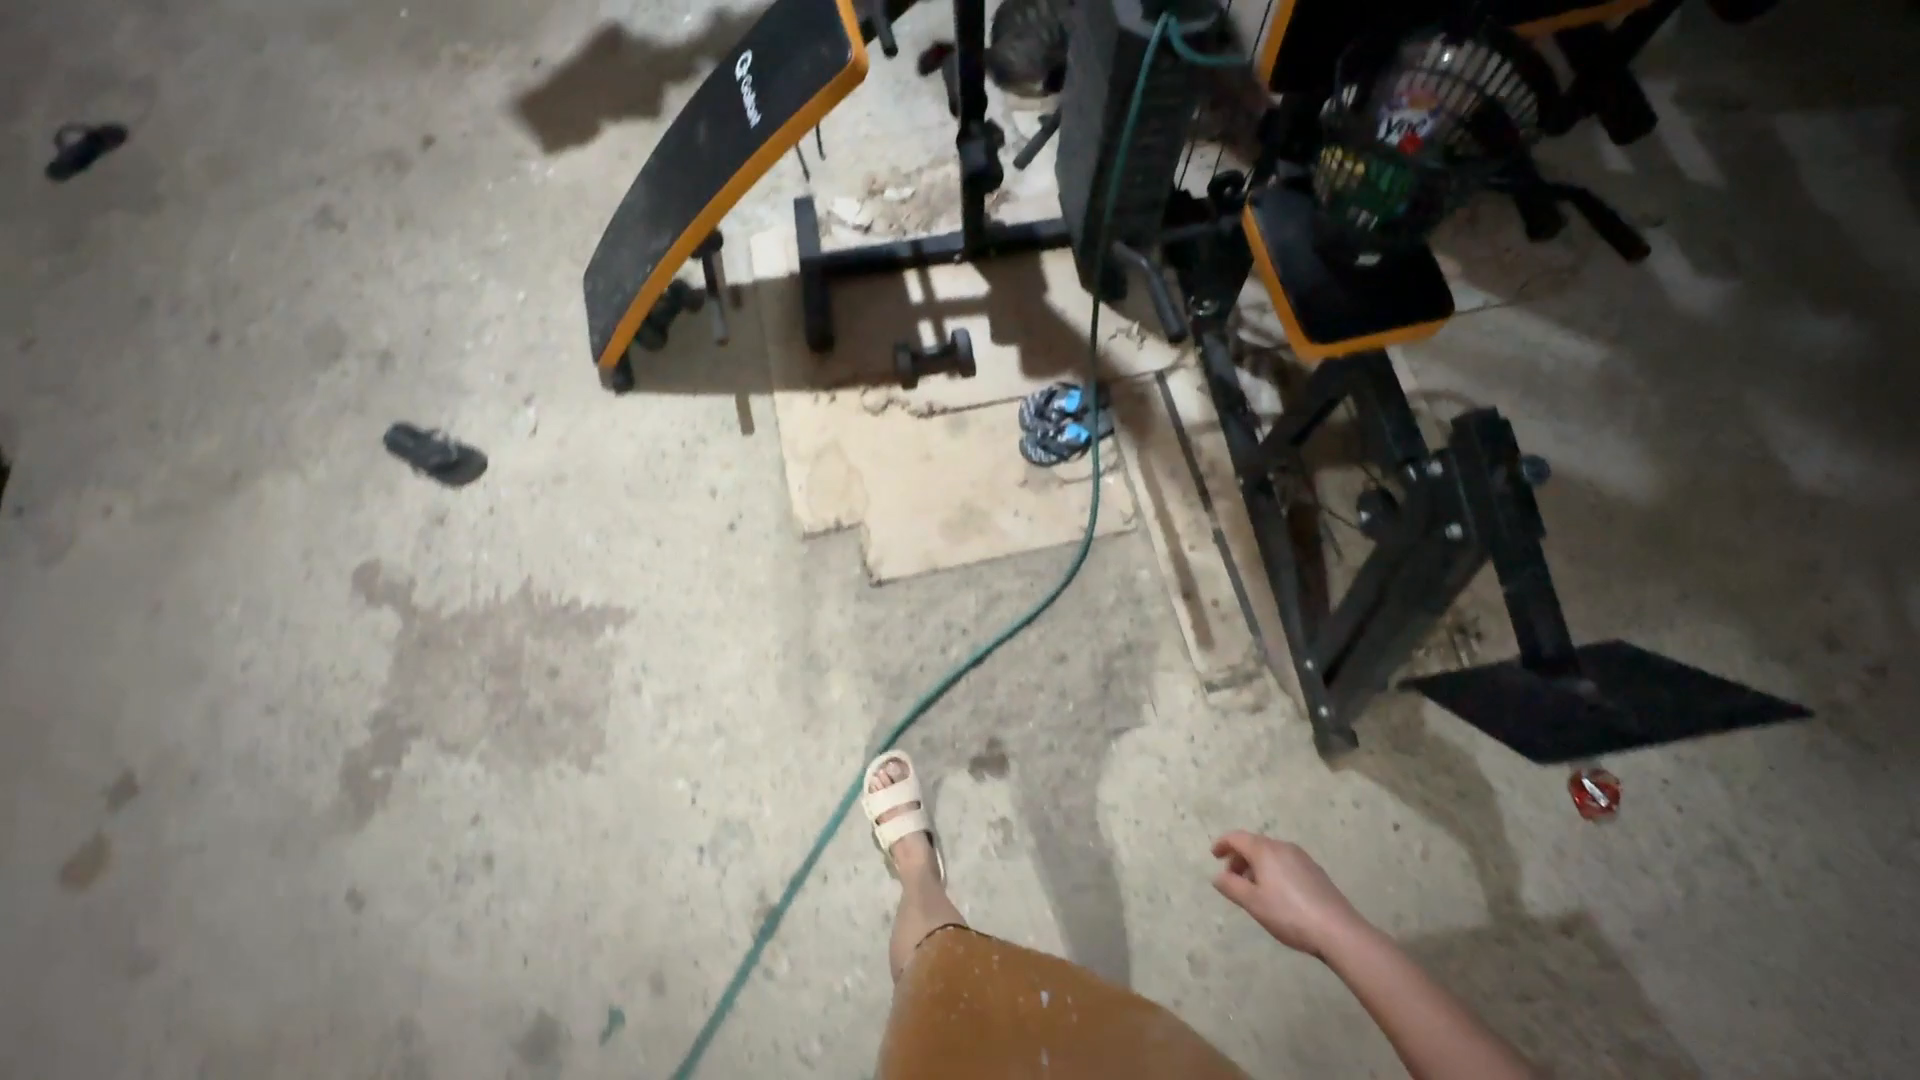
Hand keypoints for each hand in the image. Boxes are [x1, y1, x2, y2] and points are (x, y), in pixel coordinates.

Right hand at [1211, 831, 1363, 956]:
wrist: (1338, 930)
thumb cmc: (1289, 914)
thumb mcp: (1253, 903)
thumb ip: (1231, 886)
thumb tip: (1217, 876)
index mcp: (1265, 850)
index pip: (1237, 837)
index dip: (1222, 844)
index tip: (1214, 855)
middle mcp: (1283, 847)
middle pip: (1254, 844)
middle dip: (1239, 857)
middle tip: (1231, 877)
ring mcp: (1302, 858)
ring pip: (1271, 854)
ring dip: (1255, 865)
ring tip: (1252, 889)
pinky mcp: (1315, 871)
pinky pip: (1285, 862)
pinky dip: (1272, 870)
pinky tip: (1276, 893)